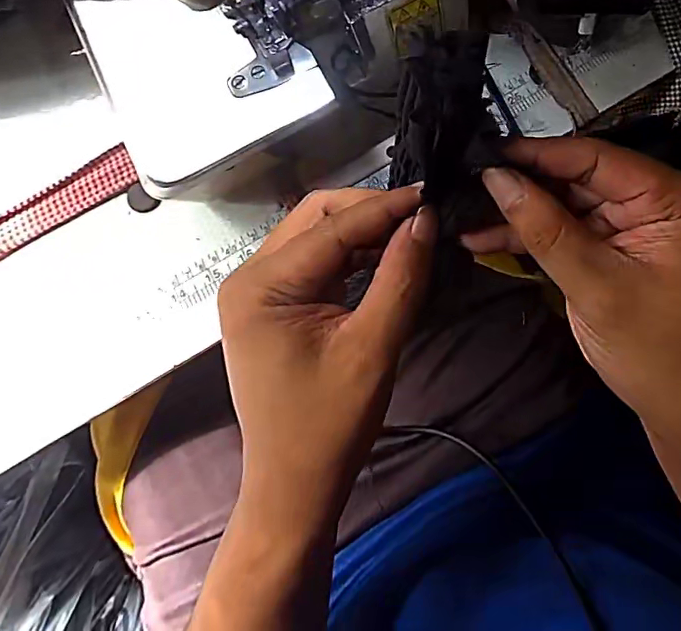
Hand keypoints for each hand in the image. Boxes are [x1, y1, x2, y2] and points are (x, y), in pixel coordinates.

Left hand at [217, 186, 433, 518]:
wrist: (294, 487)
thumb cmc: (328, 425)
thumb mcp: (372, 348)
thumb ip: (400, 278)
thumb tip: (424, 220)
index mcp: (261, 285)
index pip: (331, 226)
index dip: (385, 207)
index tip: (430, 194)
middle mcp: (250, 275)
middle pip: (317, 217)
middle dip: (370, 210)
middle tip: (420, 215)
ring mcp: (259, 287)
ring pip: (318, 232)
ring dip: (363, 229)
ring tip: (410, 231)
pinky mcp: (274, 300)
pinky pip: (317, 258)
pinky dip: (352, 252)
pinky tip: (386, 254)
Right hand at [462, 138, 680, 451]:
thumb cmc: (657, 355)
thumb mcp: (595, 286)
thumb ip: (543, 226)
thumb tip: (495, 177)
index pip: (599, 159)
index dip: (538, 154)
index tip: (489, 151)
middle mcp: (670, 199)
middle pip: (583, 178)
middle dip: (526, 185)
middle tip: (472, 180)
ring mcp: (649, 220)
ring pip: (573, 201)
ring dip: (525, 212)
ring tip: (471, 210)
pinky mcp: (629, 241)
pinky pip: (578, 226)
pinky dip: (540, 233)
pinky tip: (492, 235)